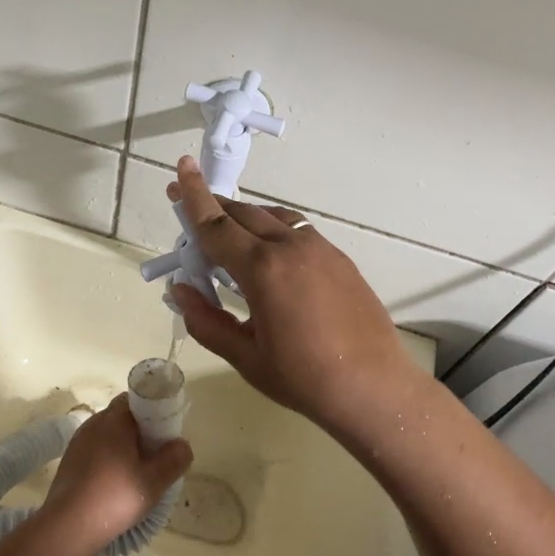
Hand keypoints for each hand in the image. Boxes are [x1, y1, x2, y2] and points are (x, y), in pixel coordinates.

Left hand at [37, 395, 192, 555]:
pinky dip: (109, 458)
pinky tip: (116, 482)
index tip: (164, 433)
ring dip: (124, 445)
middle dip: (140, 430)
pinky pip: (96, 450)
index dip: (153, 411)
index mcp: (113, 421)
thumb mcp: (155, 482)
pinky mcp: (70, 461)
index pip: (135, 399)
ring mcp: (78, 443)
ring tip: (138, 472)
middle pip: (121, 416)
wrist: (68, 528)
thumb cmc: (114, 498)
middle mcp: (93, 425)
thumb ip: (174, 459)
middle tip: (156, 455)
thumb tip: (182, 445)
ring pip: (108, 434)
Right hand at [167, 155, 427, 434]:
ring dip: (246, 217)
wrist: (374, 388)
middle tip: (189, 208)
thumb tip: (180, 291)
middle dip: (214, 207)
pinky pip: (298, 231)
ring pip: (274, 218)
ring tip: (227, 232)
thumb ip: (207, 322)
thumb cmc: (304, 380)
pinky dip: (273, 230)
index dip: (194, 195)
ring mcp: (321, 250)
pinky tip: (268, 255)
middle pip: (244, 214)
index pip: (217, 225)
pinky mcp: (340, 259)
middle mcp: (292, 248)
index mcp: (263, 270)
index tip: (182, 167)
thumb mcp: (246, 357)